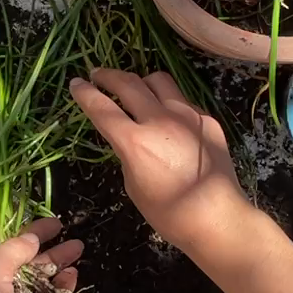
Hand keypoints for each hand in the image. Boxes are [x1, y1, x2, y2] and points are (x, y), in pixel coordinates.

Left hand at [0, 217, 81, 292]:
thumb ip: (14, 249)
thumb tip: (33, 236)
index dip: (9, 215)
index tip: (35, 204)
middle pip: (17, 250)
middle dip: (41, 238)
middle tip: (65, 225)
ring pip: (34, 275)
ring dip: (54, 262)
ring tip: (78, 249)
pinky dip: (57, 289)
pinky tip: (73, 278)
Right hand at [70, 69, 255, 255]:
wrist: (216, 218)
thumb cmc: (168, 213)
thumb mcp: (133, 185)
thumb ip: (127, 153)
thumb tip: (128, 136)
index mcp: (135, 142)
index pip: (102, 108)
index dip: (85, 93)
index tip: (76, 83)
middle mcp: (160, 121)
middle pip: (128, 83)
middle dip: (107, 76)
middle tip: (97, 75)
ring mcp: (187, 115)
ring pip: (158, 80)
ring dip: (139, 81)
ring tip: (134, 89)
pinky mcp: (206, 119)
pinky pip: (181, 99)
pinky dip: (166, 101)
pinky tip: (166, 117)